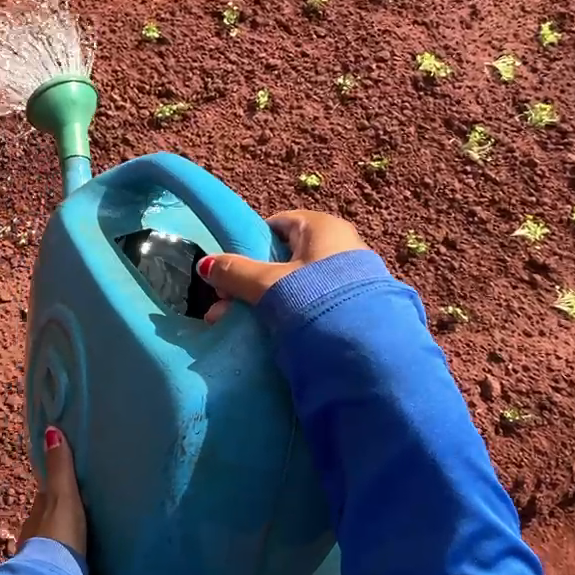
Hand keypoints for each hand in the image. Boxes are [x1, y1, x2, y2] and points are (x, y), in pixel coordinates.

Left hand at [17, 426, 86, 555]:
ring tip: (83, 540)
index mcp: (38, 511)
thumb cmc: (60, 534)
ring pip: (53, 542)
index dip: (56, 488)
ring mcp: (39, 557)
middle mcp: (34, 532)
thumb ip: (59, 468)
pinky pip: (60, 564)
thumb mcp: (63, 496)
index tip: (69, 485)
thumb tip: (50, 430)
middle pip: (49, 518)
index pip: (46, 495)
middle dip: (61, 515)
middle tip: (81, 513)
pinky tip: (80, 565)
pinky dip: (68, 561)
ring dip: (64, 539)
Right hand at [197, 209, 367, 320]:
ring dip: (262, 301)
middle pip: (279, 259)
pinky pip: (308, 303)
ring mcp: (347, 278)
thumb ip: (234, 271)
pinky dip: (285, 313)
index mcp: (322, 227)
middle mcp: (338, 246)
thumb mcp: (267, 283)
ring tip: (237, 323)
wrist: (370, 349)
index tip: (227, 270)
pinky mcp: (351, 306)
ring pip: (291, 284)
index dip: (246, 245)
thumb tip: (205, 264)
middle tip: (224, 304)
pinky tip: (265, 332)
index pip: (274, 226)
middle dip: (248, 281)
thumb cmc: (315, 300)